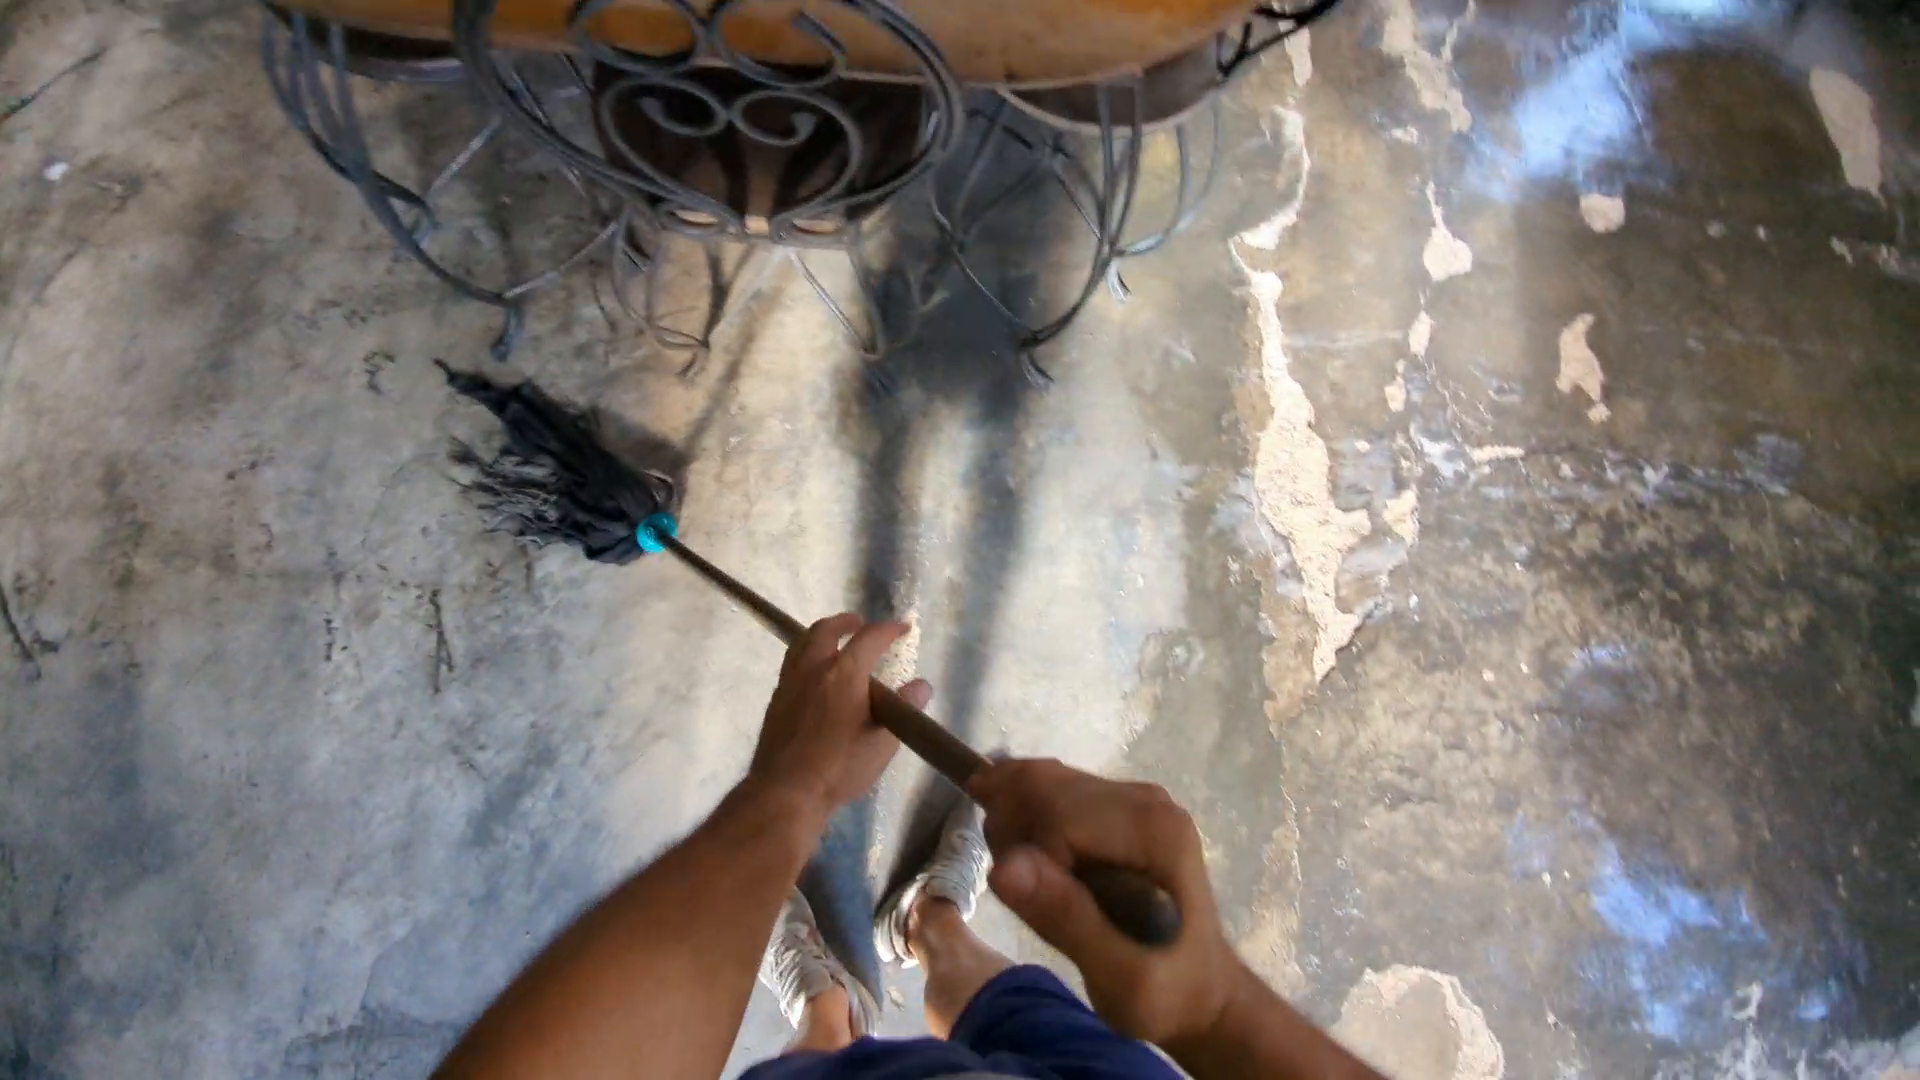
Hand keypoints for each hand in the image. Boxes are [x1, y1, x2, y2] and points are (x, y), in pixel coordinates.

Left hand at [748, 613, 928, 818]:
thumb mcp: (882, 743)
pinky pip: (791, 663)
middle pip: (826, 630)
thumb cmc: (839, 767)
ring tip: (833, 641)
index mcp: (844, 673)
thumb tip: (922, 686)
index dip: (889, 629)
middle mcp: (813, 669)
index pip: (869, 638)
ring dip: (821, 634)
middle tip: (859, 622)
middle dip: (845, 621)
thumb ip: (903, 710)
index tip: (903, 627)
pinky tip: (814, 674)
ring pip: (802, 643)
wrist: (786, 791)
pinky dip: (806, 655)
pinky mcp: (776, 700)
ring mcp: (790, 683)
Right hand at [968, 758, 1238, 1045]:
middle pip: (1045, 784)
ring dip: (1014, 821)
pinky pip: (1053, 789)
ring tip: (1026, 878)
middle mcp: (1145, 799)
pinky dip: (1027, 815)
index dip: (1023, 855)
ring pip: (1043, 780)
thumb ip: (1066, 919)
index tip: (1023, 904)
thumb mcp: (1120, 979)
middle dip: (1011, 829)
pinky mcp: (1120, 801)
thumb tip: (1003, 869)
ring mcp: (1133, 795)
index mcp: (1153, 831)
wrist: (1201, 989)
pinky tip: (1031, 856)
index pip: (1056, 815)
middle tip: (1014, 889)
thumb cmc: (1165, 994)